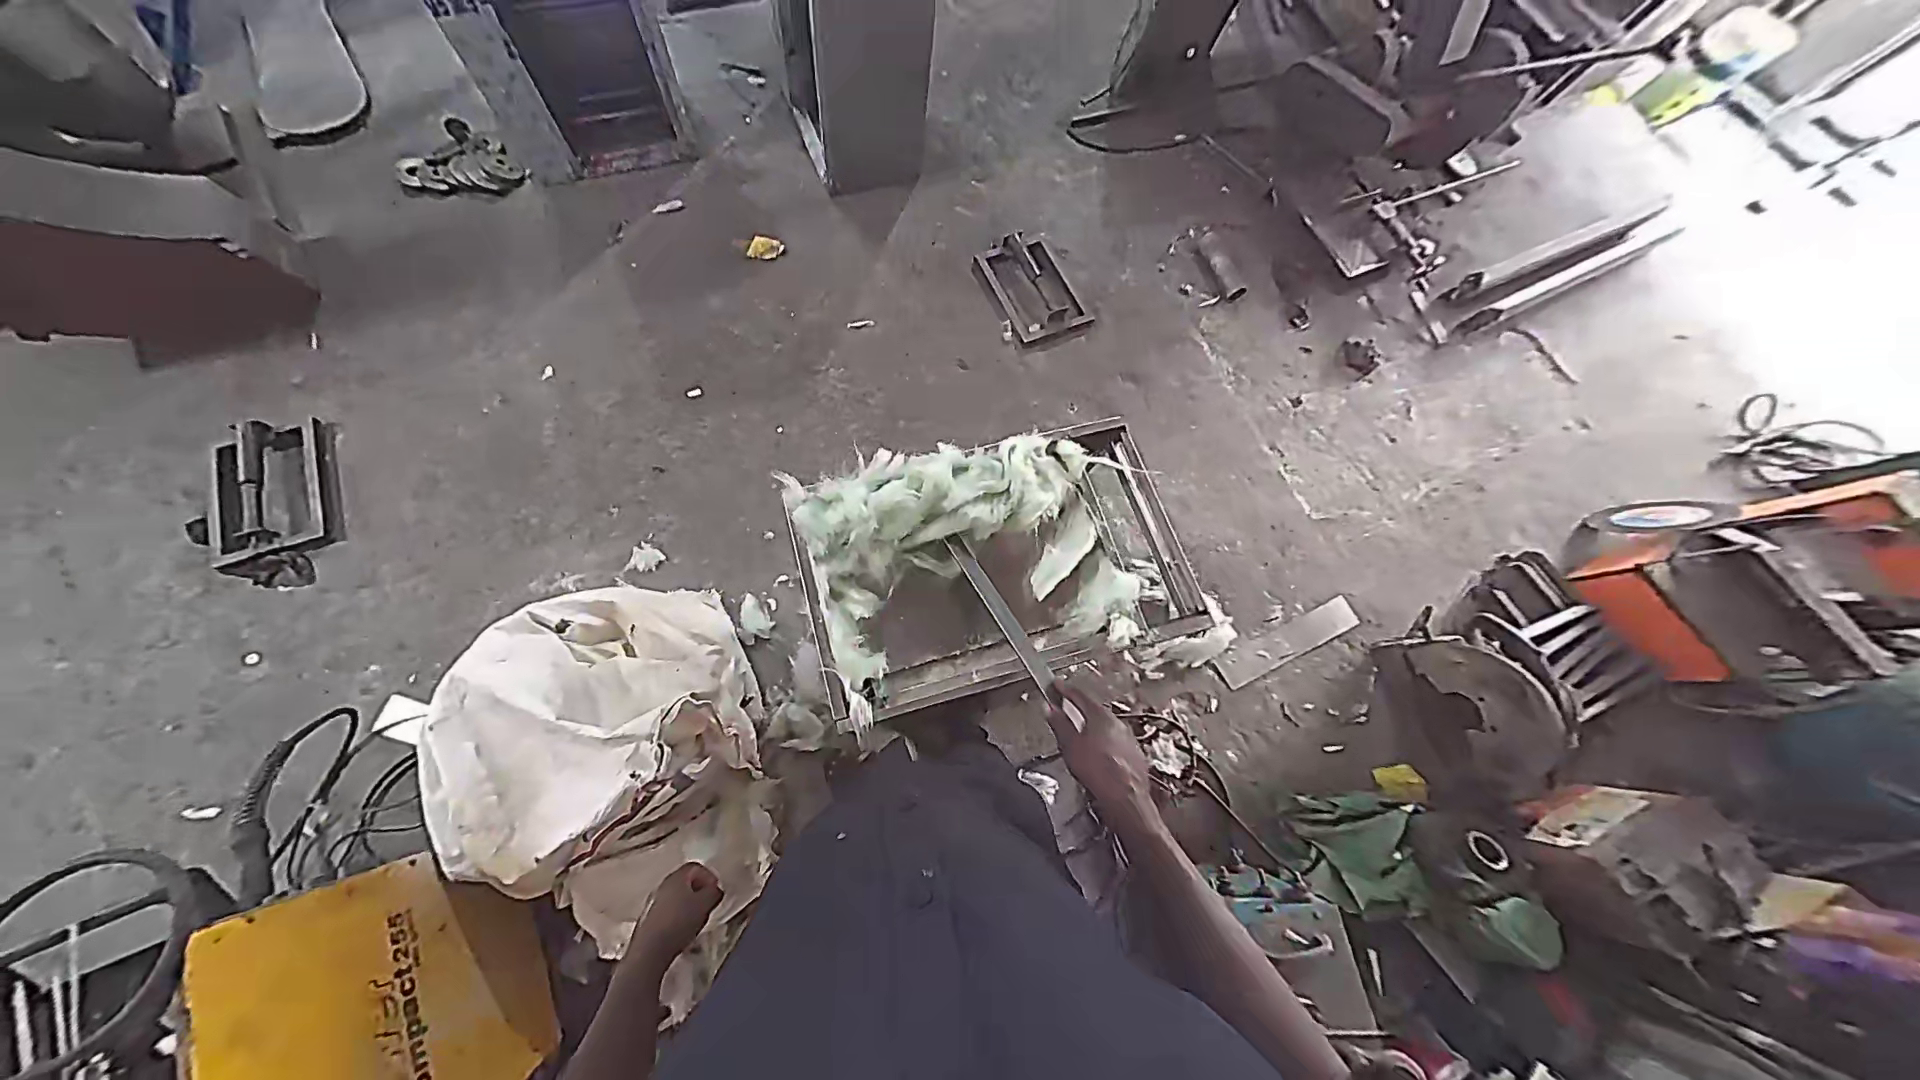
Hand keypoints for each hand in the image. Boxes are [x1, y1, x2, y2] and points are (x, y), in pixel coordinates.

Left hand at [628, 862, 722, 970]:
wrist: (649, 951)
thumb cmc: (680, 922)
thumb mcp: (706, 904)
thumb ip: (714, 892)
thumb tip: (715, 890)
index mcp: (677, 877)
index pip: (696, 867)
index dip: (709, 876)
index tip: (715, 890)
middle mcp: (662, 885)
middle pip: (684, 881)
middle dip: (698, 890)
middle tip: (707, 902)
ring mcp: (652, 902)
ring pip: (675, 896)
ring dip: (686, 904)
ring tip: (695, 918)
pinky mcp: (647, 920)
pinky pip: (666, 910)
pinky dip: (676, 915)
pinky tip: (681, 929)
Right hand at [1046, 682, 1158, 833]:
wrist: (1125, 799)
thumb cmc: (1098, 772)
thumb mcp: (1070, 746)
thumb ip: (1059, 724)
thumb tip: (1050, 709)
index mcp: (1100, 716)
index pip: (1079, 696)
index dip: (1065, 690)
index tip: (1056, 685)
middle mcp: (1118, 723)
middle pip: (1094, 710)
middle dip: (1079, 709)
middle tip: (1065, 708)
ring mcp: (1129, 739)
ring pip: (1107, 727)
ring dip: (1092, 727)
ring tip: (1079, 735)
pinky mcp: (1135, 755)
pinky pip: (1116, 742)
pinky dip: (1105, 743)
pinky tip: (1098, 755)